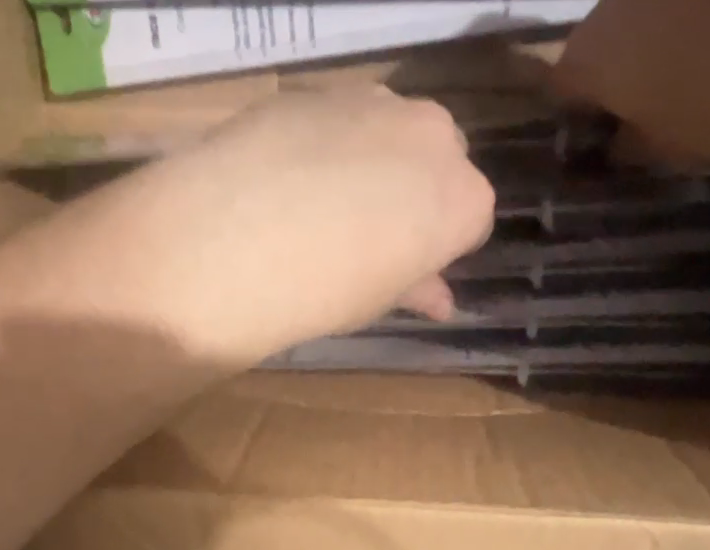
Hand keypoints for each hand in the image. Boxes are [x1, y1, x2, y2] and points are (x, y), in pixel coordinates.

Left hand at [32, 88, 495, 365]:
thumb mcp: (378, 299)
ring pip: (389, 129)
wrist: (239, 238)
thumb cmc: (327, 288)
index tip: (407, 264)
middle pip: (438, 161)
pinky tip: (285, 177)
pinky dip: (323, 142)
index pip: (470, 220)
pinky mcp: (317, 89)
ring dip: (371, 157)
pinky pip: (337, 117)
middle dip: (413, 189)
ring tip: (321, 203)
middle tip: (366, 232)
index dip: (438, 244)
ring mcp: (375, 102)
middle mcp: (433, 136)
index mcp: (464, 198)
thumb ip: (417, 287)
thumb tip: (439, 299)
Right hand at [555, 0, 709, 165]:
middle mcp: (612, 1)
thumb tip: (620, 142)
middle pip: (607, 37)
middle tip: (664, 95)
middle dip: (628, 63)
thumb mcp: (672, 151)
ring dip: (672, 27)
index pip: (562, 87)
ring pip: (654, 6)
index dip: (580, 111)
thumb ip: (635, 147)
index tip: (605, 131)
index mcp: (589, 59)